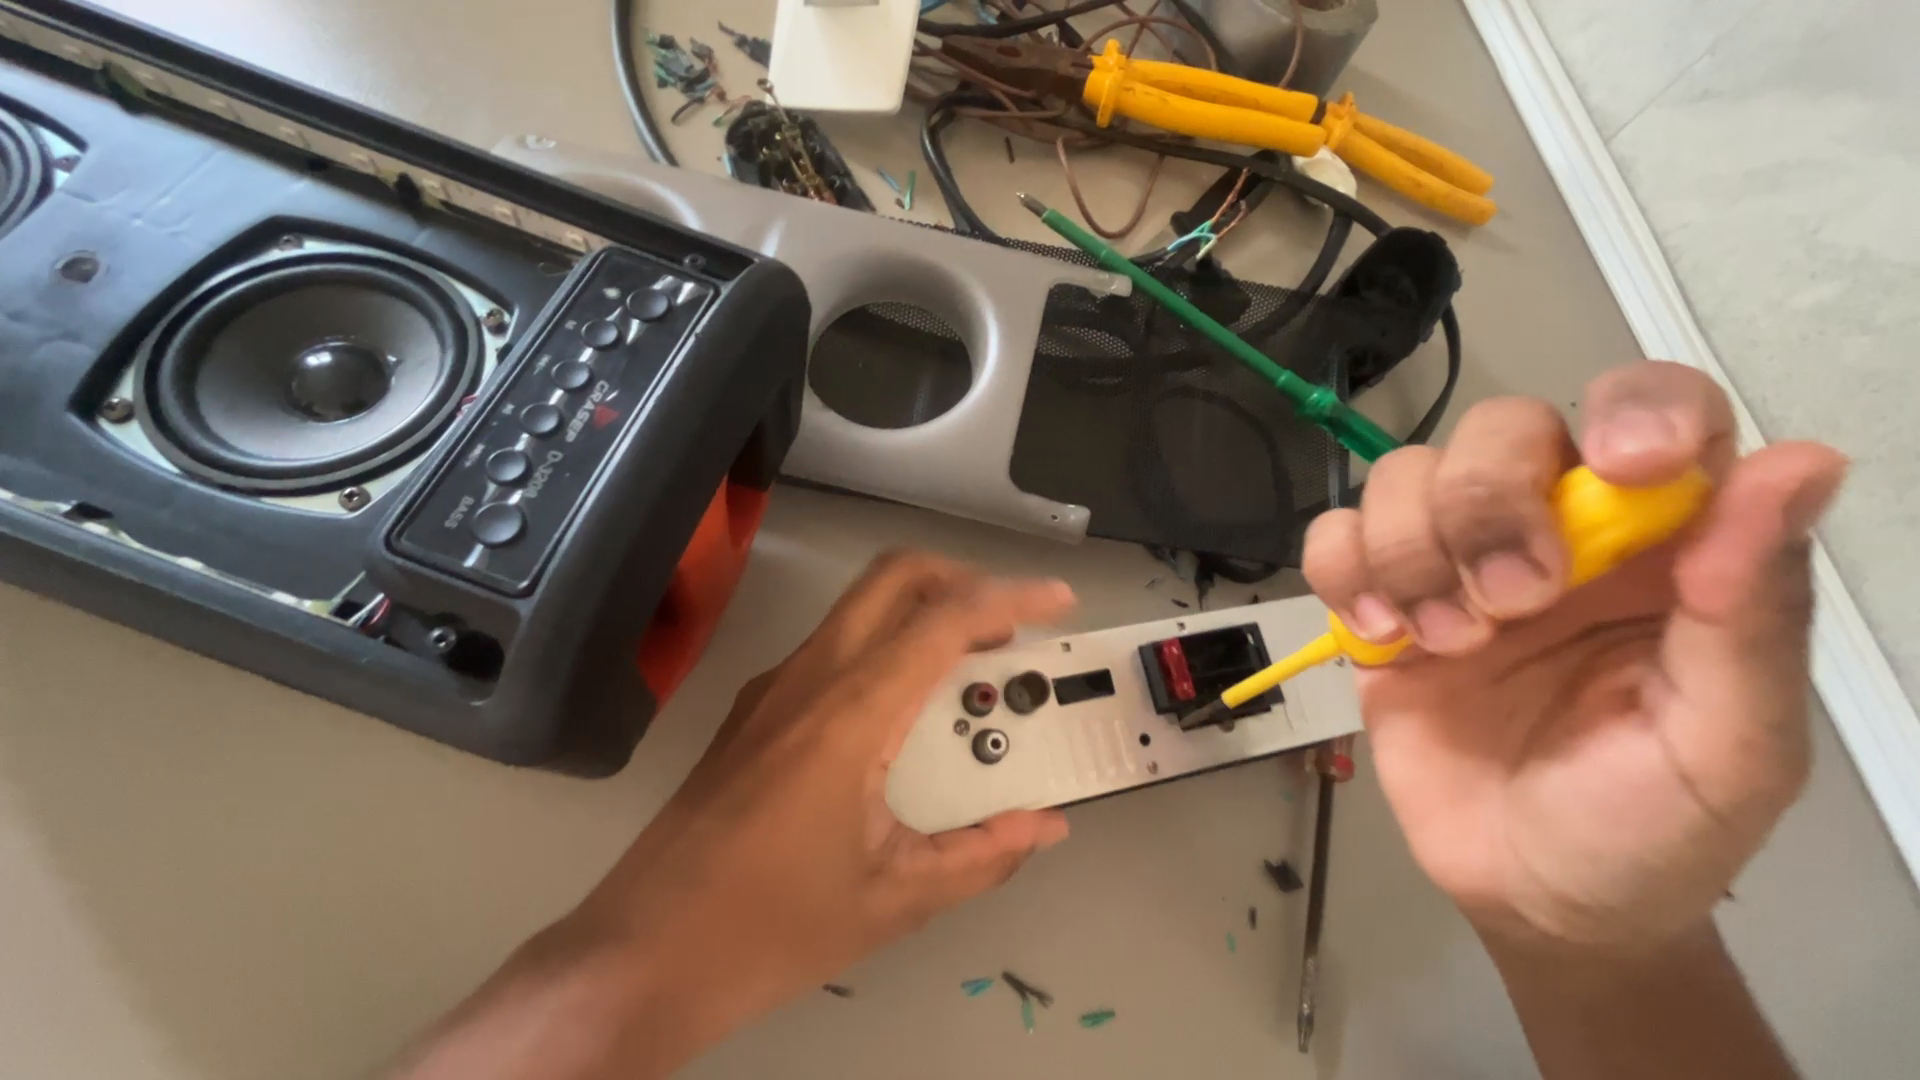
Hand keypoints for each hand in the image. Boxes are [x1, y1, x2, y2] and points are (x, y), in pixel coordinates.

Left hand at [573, 557, 1072, 1047]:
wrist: (644, 953)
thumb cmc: (771, 927)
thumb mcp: (896, 898)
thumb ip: (982, 856)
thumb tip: (1045, 827)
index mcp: (850, 713)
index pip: (942, 622)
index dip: (1010, 597)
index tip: (1058, 600)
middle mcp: (809, 678)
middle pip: (893, 577)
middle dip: (963, 579)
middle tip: (1012, 623)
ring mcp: (775, 689)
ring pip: (860, 607)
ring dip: (923, 613)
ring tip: (973, 668)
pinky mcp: (757, 711)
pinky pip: (835, 648)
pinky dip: (887, 649)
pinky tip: (907, 716)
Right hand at [1302, 361, 1846, 951]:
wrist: (1528, 890)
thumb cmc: (1652, 827)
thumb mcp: (1730, 741)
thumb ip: (1749, 612)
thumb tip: (1799, 462)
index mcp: (1661, 547)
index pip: (1655, 411)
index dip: (1635, 408)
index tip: (1624, 469)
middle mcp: (1552, 532)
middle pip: (1496, 429)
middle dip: (1485, 506)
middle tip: (1508, 607)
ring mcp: (1451, 564)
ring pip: (1400, 475)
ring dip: (1409, 551)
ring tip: (1441, 641)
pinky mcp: (1377, 602)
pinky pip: (1331, 537)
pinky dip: (1341, 572)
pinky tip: (1378, 634)